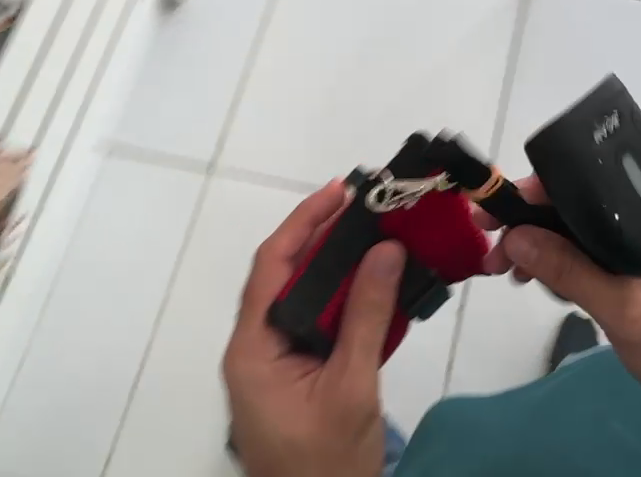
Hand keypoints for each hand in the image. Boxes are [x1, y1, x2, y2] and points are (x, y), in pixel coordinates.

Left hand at [223, 181, 405, 476]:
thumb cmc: (327, 461)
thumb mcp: (351, 386)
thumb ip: (366, 315)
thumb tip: (386, 247)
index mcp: (254, 348)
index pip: (272, 266)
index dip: (304, 221)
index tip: (341, 190)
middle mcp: (258, 346)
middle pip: (288, 273)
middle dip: (327, 235)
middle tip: (370, 206)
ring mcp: (277, 359)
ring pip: (306, 295)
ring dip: (341, 263)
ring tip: (379, 232)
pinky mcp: (298, 370)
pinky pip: (319, 319)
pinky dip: (348, 295)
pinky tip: (378, 280)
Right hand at [477, 177, 640, 404]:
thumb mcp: (620, 307)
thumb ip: (570, 271)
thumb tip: (517, 237)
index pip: (584, 180)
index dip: (536, 190)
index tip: (499, 209)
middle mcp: (639, 211)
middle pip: (572, 202)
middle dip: (528, 223)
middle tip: (492, 252)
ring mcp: (632, 235)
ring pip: (571, 226)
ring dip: (535, 244)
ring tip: (508, 271)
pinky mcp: (625, 258)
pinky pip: (580, 247)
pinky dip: (553, 260)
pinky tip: (536, 278)